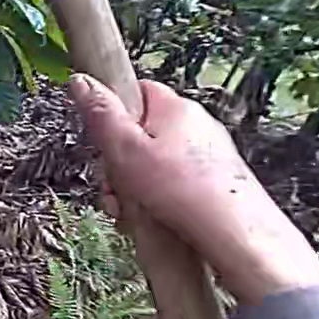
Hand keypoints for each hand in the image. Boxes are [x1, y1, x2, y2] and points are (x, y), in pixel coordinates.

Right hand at [67, 74, 318, 304]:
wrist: (236, 237)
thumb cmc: (181, 191)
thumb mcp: (123, 148)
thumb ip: (101, 113)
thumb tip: (82, 80)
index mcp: (176, 108)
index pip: (134, 90)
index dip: (111, 112)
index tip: (100, 136)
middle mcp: (196, 125)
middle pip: (138, 131)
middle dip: (117, 160)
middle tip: (112, 182)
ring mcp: (207, 153)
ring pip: (151, 160)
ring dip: (130, 183)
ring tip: (128, 208)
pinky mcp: (213, 179)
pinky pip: (170, 180)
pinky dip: (153, 196)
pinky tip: (147, 215)